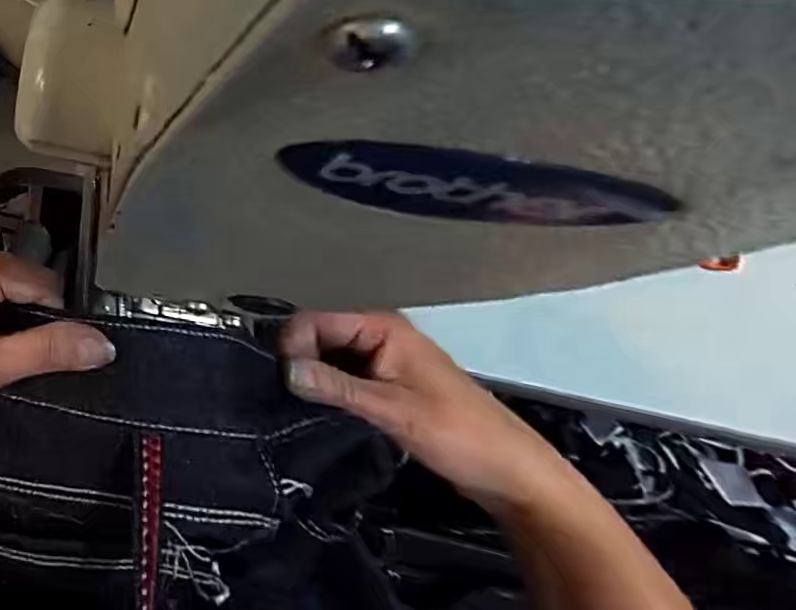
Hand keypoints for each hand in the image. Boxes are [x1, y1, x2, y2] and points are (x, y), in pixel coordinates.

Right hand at [281, 310, 578, 514]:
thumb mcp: (393, 410)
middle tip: (282, 393)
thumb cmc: (459, 434)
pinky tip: (318, 407)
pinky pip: (344, 374)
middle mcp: (379, 333)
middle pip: (320, 336)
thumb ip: (337, 387)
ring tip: (294, 402)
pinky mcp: (386, 381)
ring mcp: (384, 357)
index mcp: (381, 326)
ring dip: (314, 376)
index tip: (280, 379)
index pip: (316, 321)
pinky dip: (329, 387)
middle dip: (300, 360)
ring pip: (330, 357)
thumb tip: (284, 369)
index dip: (294, 345)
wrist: (514, 475)